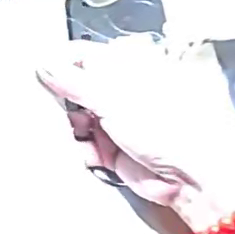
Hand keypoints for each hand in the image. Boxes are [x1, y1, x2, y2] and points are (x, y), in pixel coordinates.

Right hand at [37, 41, 234, 229]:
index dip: (62, 64)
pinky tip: (89, 152)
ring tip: (79, 133)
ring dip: (72, 128)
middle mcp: (125, 91)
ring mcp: (120, 121)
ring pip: (78, 119)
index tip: (41, 73)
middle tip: (56, 107)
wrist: (193, 178)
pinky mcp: (115, 150)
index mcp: (131, 64)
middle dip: (64, 101)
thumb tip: (44, 64)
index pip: (86, 55)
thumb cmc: (174, 127)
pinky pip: (85, 146)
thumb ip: (74, 80)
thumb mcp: (113, 95)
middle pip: (77, 89)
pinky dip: (82, 150)